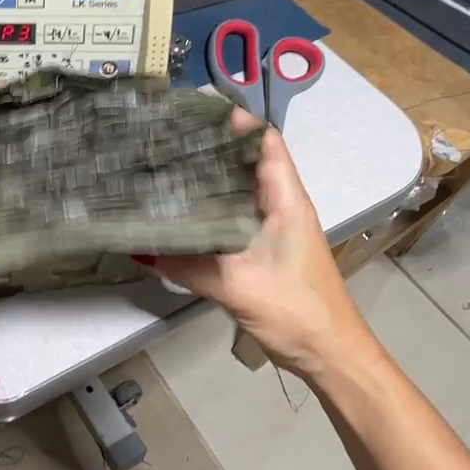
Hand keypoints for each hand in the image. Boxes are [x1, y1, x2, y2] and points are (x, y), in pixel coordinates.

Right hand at [149, 109, 381, 380]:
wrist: (331, 356)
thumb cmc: (297, 311)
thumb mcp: (236, 286)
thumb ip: (186, 266)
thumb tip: (138, 249)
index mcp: (284, 200)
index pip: (264, 142)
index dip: (233, 122)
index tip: (191, 113)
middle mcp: (279, 205)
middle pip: (245, 161)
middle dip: (209, 146)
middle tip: (163, 139)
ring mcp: (271, 227)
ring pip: (237, 189)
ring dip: (207, 177)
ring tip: (163, 166)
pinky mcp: (262, 248)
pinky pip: (231, 215)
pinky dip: (207, 207)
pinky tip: (178, 211)